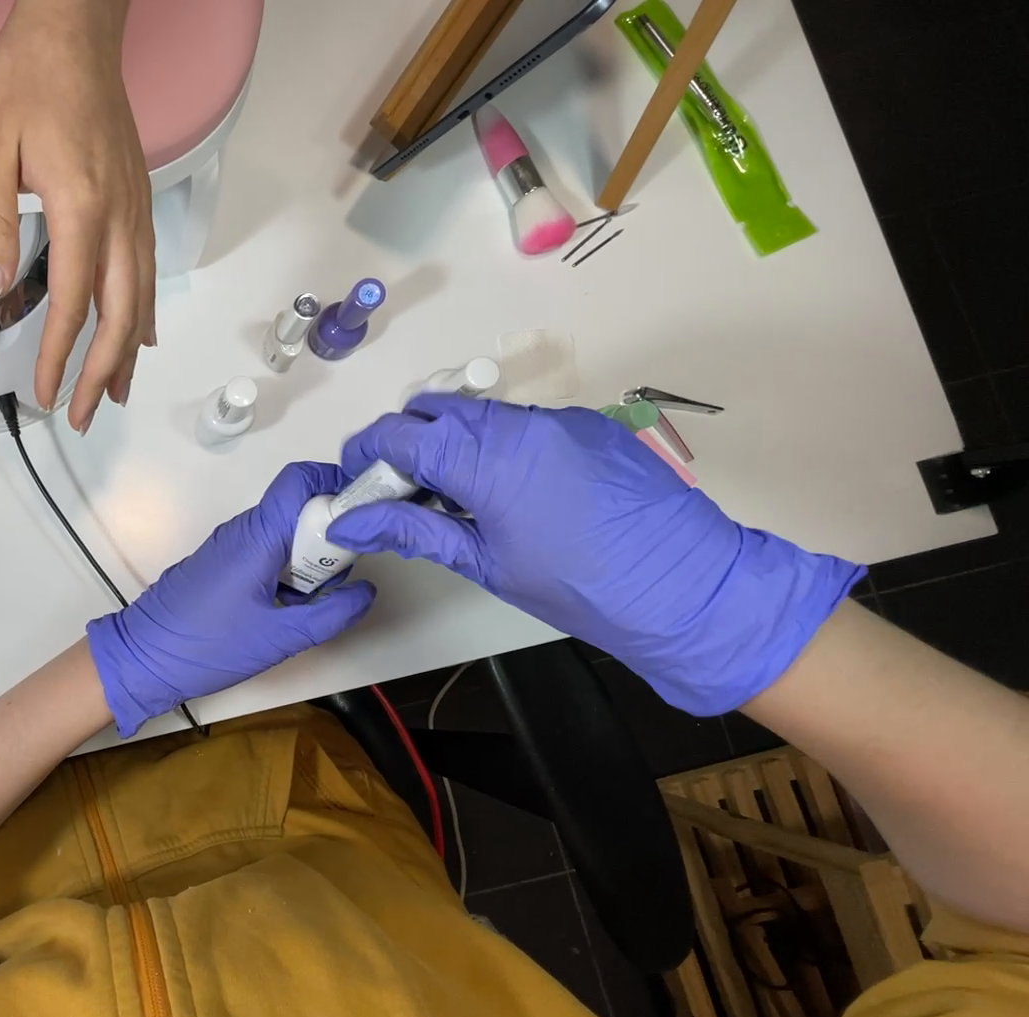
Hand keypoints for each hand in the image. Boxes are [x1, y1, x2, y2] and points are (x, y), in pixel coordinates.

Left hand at [0, 0, 154, 431]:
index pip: (70, 304)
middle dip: (100, 373)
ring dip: (127, 355)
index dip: (58, 357)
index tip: (45, 395)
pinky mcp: (138, 204)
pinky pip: (148, 274)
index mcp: (80, 209)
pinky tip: (141, 340)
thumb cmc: (27, 79)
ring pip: (141, 301)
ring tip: (114, 395)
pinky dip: (144, 316)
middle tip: (81, 415)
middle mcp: (119, 220)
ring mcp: (136, 212)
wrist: (77, 26)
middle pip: (120, 317)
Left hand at [88, 464, 377, 735]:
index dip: (336, 484)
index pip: (300, 479)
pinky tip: (286, 606)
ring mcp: (227, 546)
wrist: (143, 659)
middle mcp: (241, 531)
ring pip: (282, 533)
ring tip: (314, 599)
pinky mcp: (219, 565)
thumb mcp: (280, 638)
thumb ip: (331, 614)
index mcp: (256, 536)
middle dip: (328, 535)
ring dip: (306, 558)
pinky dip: (283, 570)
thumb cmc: (208, 646)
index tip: (362, 516)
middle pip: (296, 509)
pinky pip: (263, 552)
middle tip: (341, 575)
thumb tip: (365, 593)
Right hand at [327, 395, 862, 714]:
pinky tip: (504, 489)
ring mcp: (556, 420)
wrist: (689, 589)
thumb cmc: (574, 586)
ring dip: (447, 440)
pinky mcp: (586, 426)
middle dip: (402, 441)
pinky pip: (519, 422)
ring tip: (451, 493)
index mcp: (484, 460)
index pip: (397, 433)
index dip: (364, 454)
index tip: (356, 483)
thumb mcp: (480, 561)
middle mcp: (517, 424)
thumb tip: (347, 524)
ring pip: (476, 411)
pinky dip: (492, 444)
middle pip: (432, 409)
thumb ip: (410, 530)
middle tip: (399, 489)